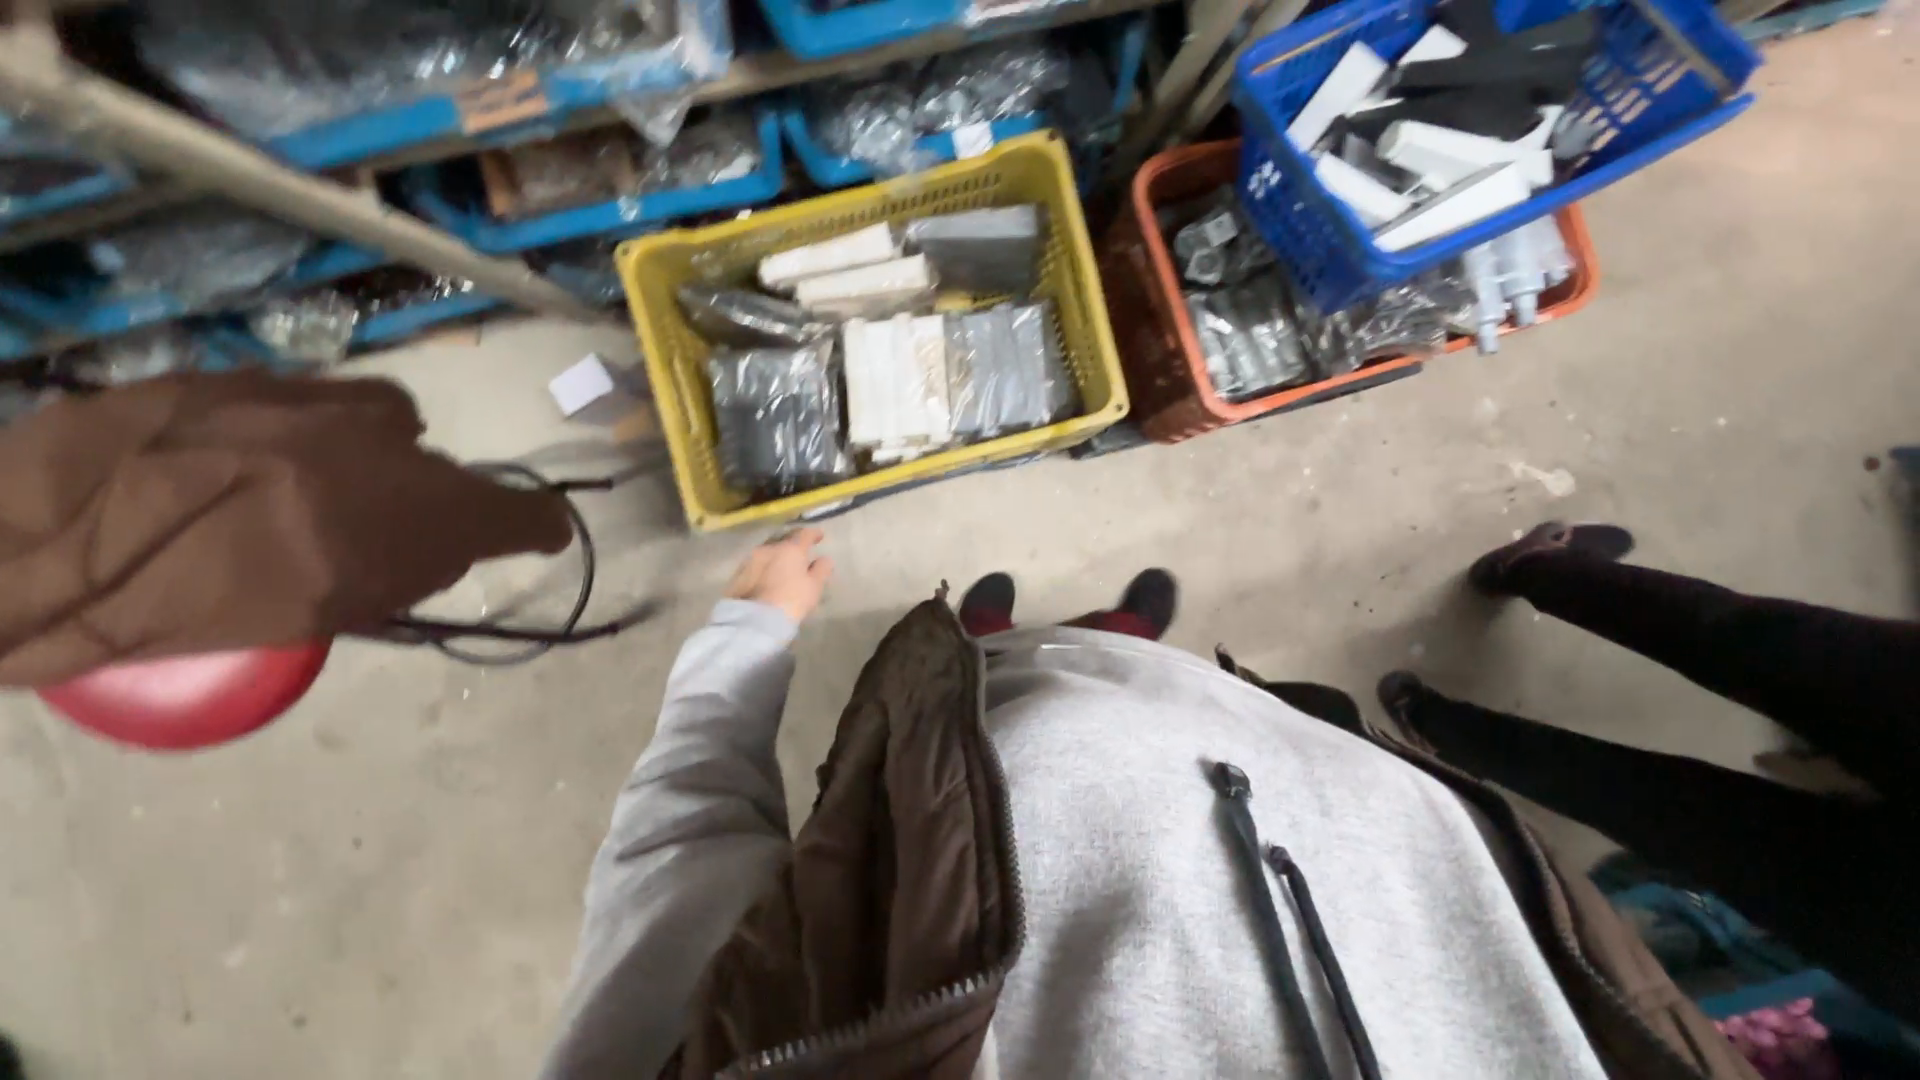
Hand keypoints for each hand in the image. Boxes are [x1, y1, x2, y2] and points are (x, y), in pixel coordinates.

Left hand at [725, 527, 833, 624]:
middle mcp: (768, 549)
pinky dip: (765, 566)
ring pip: (767, 551)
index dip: (813, 534)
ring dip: (776, 554)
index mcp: (790, 549)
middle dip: (792, 542)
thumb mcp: (814, 587)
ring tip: (783, 563)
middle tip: (800, 548)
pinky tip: (768, 575)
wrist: (754, 620)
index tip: (819, 536)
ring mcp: (750, 560)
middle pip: (782, 539)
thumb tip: (824, 559)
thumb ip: (821, 570)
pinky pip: (756, 564)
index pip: (804, 534)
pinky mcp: (738, 574)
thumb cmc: (791, 601)